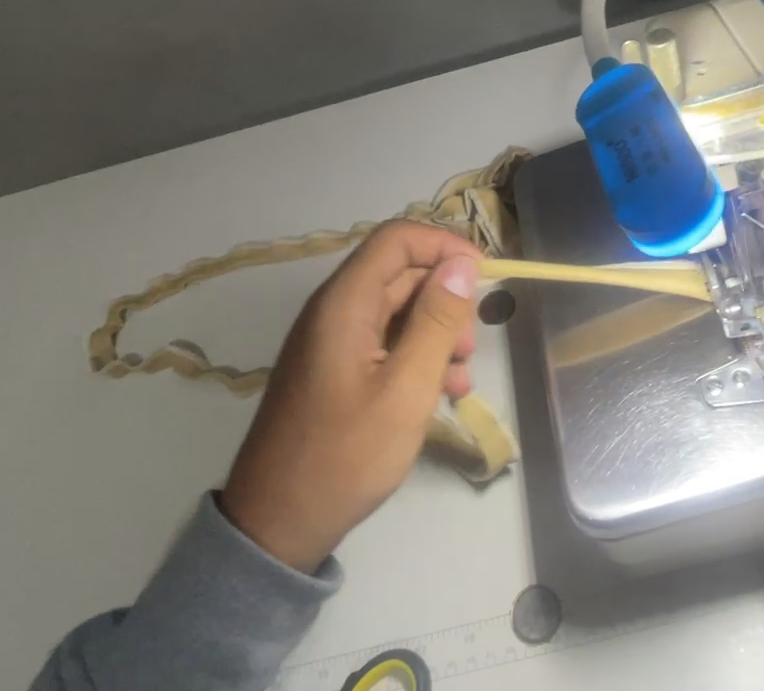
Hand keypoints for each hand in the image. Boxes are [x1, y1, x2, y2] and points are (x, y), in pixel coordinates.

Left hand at [220, 221, 480, 572]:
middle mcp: (335, 311)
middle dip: (446, 298)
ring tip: (460, 378)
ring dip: (437, 332)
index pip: (398, 239)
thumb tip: (462, 264)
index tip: (485, 277)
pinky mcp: (335, 369)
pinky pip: (384, 342)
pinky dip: (417, 356)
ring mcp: (332, 341)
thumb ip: (437, 321)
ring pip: (397, 310)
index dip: (445, 246)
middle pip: (400, 274)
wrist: (278, 523)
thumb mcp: (406, 389)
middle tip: (471, 346)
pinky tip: (440, 394)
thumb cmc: (346, 455)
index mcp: (345, 303)